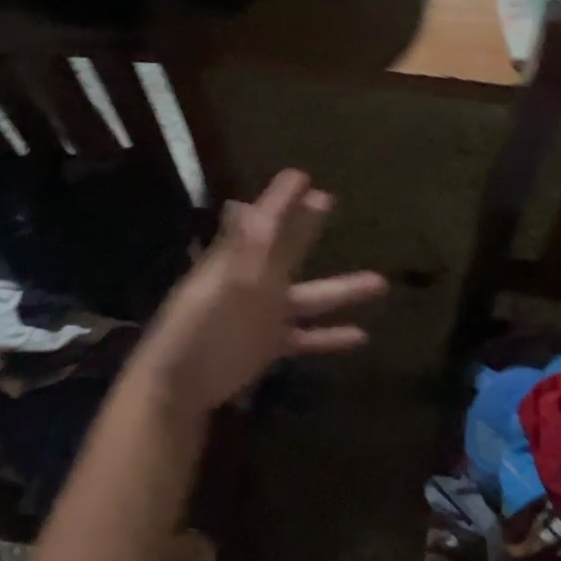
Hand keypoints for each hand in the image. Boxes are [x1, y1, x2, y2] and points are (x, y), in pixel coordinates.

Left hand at [131, 169, 386, 415]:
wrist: (179, 383)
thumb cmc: (195, 329)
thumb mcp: (218, 284)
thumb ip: (238, 249)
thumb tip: (244, 203)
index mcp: (240, 263)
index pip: (265, 221)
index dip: (282, 199)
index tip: (301, 176)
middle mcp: (257, 283)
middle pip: (289, 248)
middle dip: (307, 225)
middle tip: (328, 199)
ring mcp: (267, 315)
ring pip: (313, 297)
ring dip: (343, 289)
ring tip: (381, 281)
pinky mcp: (271, 345)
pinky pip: (309, 337)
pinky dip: (332, 336)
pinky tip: (363, 335)